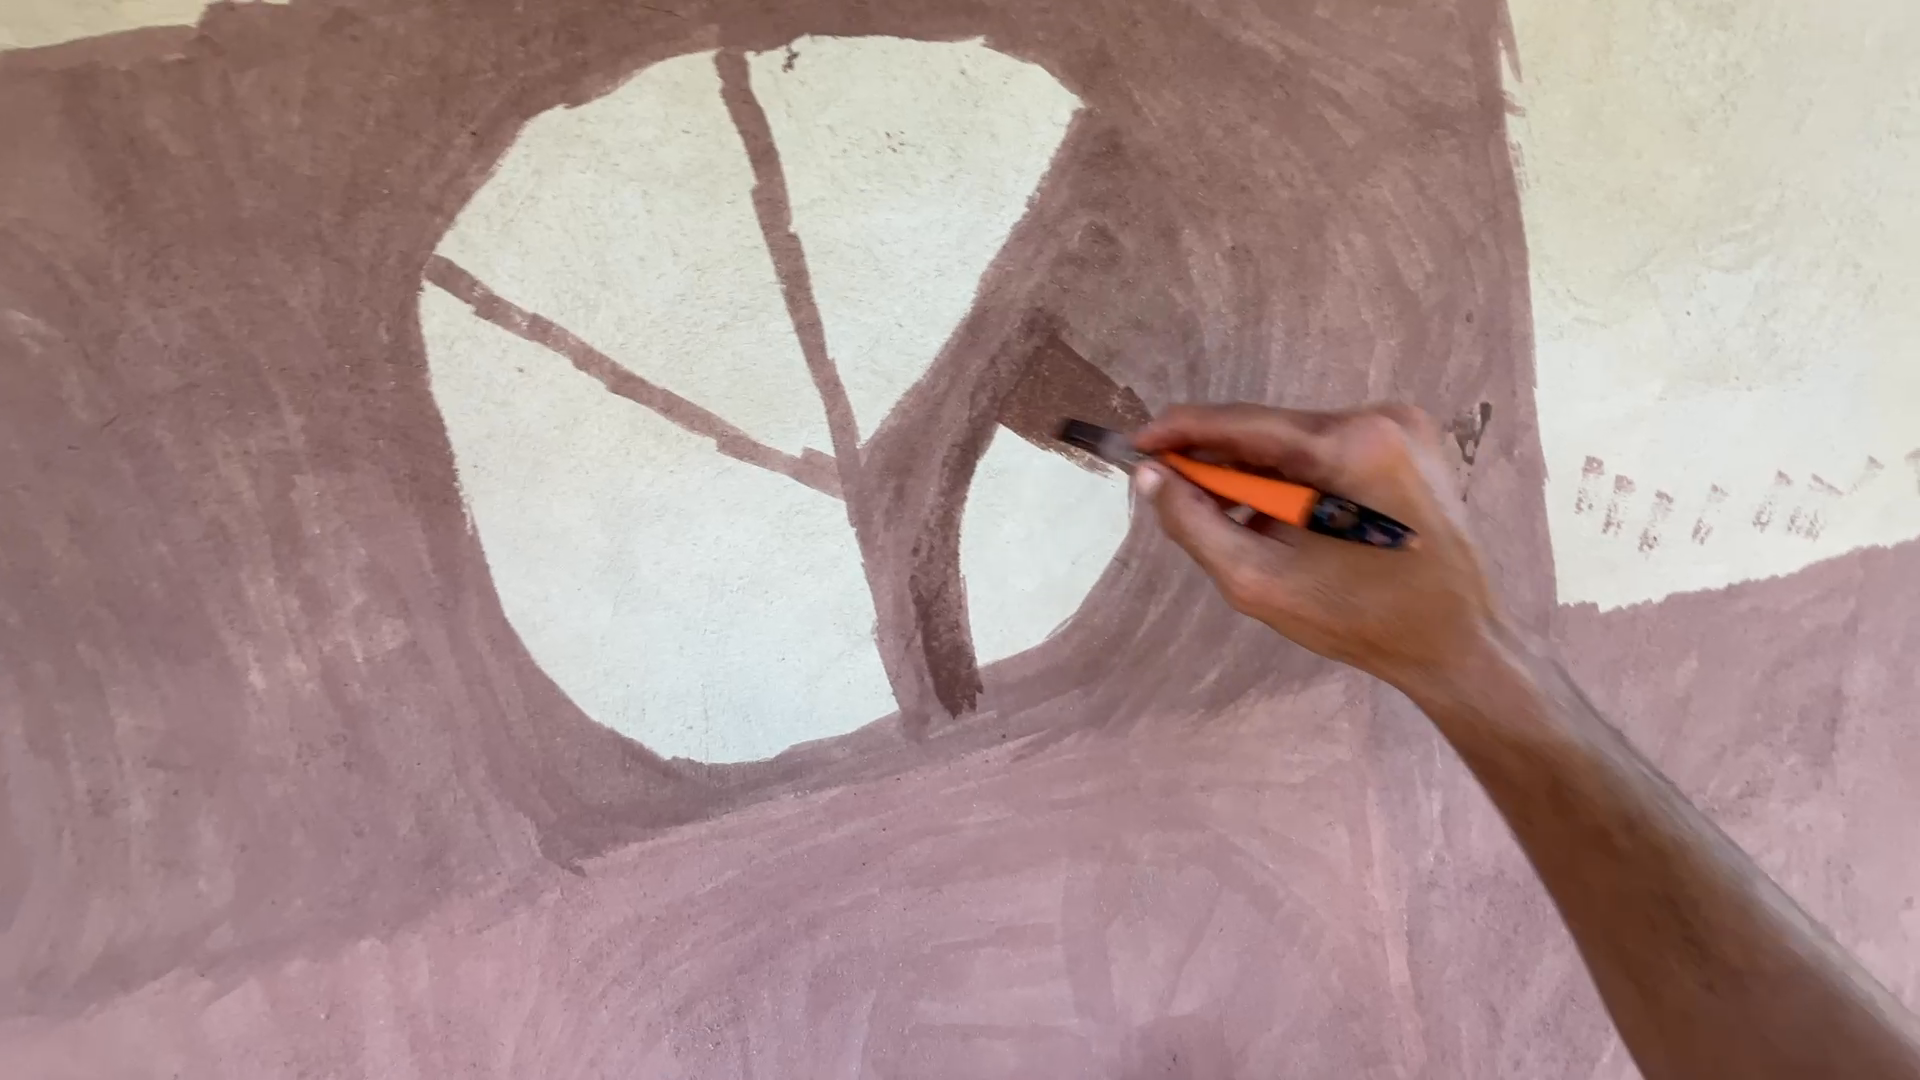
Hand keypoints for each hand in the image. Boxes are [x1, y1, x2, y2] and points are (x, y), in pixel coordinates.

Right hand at [1132, 403, 1502, 696]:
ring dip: (1251, 473)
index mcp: (1349, 445)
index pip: (1239, 423)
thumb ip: (1193, 523)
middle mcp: (1379, 418)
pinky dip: (1287, 477)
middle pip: (1266, 429)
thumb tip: (1149, 475)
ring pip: (1292, 440)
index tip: (1136, 444)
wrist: (1458, 644)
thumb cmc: (1357, 619)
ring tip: (1230, 519)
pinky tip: (1274, 516)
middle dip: (1215, 460)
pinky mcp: (1408, 445)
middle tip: (1174, 492)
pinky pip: (1322, 450)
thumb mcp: (1257, 579)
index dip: (1178, 430)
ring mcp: (1401, 428)